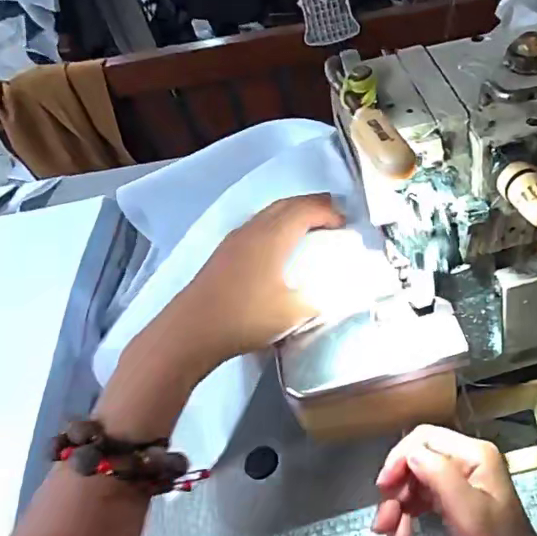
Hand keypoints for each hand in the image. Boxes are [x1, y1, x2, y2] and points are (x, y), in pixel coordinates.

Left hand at [148, 194, 344, 372]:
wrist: (190, 331)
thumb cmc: (244, 318)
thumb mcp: (293, 313)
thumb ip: (318, 299)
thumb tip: (332, 292)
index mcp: (273, 237)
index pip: (306, 210)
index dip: (329, 212)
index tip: (346, 224)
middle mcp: (253, 229)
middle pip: (287, 204)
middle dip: (313, 205)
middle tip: (333, 215)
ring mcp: (235, 239)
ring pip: (269, 213)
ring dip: (293, 213)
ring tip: (310, 227)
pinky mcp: (223, 253)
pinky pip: (258, 225)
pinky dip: (277, 224)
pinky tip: (279, 245)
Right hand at [371, 426, 536, 535]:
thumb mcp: (470, 513)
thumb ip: (441, 477)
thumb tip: (411, 455)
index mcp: (474, 454)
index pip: (426, 439)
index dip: (400, 459)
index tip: (385, 488)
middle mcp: (466, 460)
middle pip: (417, 459)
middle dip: (396, 487)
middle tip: (384, 520)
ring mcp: (459, 480)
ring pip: (414, 480)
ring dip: (398, 505)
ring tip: (388, 533)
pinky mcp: (452, 499)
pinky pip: (420, 497)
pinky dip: (407, 515)